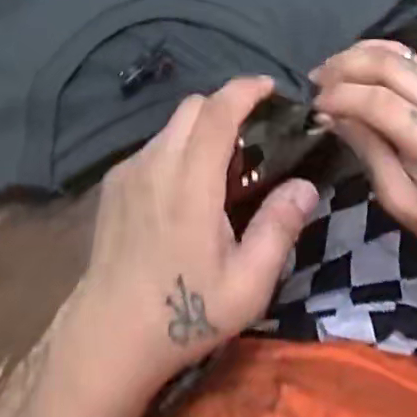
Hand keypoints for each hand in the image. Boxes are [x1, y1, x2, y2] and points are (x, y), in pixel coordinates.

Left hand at [57, 78, 318, 412]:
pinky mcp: (113, 181)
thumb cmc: (186, 311)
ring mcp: (129, 169)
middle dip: (224, 105)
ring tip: (219, 170)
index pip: (218, 112)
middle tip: (251, 135)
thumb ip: (278, 228)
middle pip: (192, 107)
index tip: (268, 86)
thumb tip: (305, 185)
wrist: (111, 330)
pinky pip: (151, 148)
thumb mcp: (248, 284)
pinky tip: (183, 191)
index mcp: (191, 182)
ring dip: (199, 130)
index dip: (244, 90)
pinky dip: (175, 150)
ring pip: (169, 126)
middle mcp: (156, 162)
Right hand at [312, 40, 416, 274]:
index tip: (315, 105)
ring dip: (354, 56)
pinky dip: (373, 52)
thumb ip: (366, 150)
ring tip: (327, 72)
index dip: (342, 96)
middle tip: (315, 82)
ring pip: (397, 54)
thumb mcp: (396, 199)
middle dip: (343, 67)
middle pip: (390, 66)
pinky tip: (351, 63)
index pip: (382, 103)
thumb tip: (329, 113)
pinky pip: (406, 56)